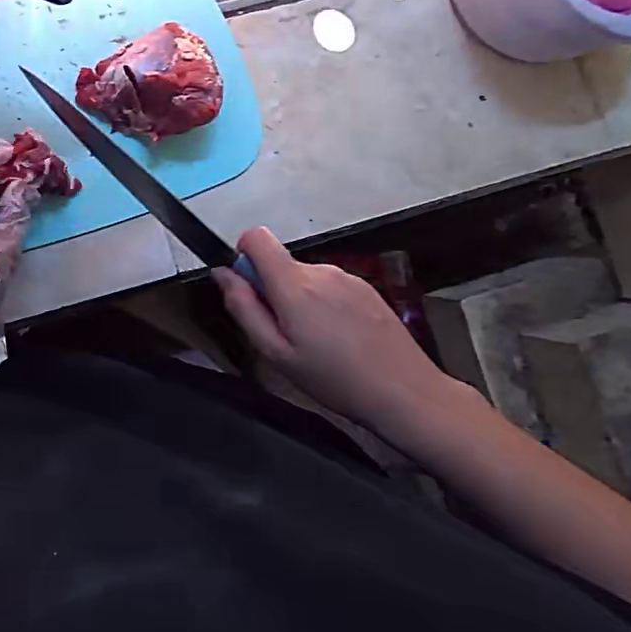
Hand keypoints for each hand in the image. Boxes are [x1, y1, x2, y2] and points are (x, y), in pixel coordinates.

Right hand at [212, 228, 466, 430]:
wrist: (407, 393)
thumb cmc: (335, 379)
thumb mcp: (274, 352)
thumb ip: (243, 307)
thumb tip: (223, 275)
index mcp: (295, 286)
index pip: (256, 238)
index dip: (243, 257)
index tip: (248, 288)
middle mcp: (322, 272)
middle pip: (278, 263)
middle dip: (270, 290)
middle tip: (283, 333)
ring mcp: (347, 278)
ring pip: (302, 277)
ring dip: (297, 299)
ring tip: (314, 340)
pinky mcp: (366, 288)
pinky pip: (327, 285)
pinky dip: (321, 304)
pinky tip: (337, 337)